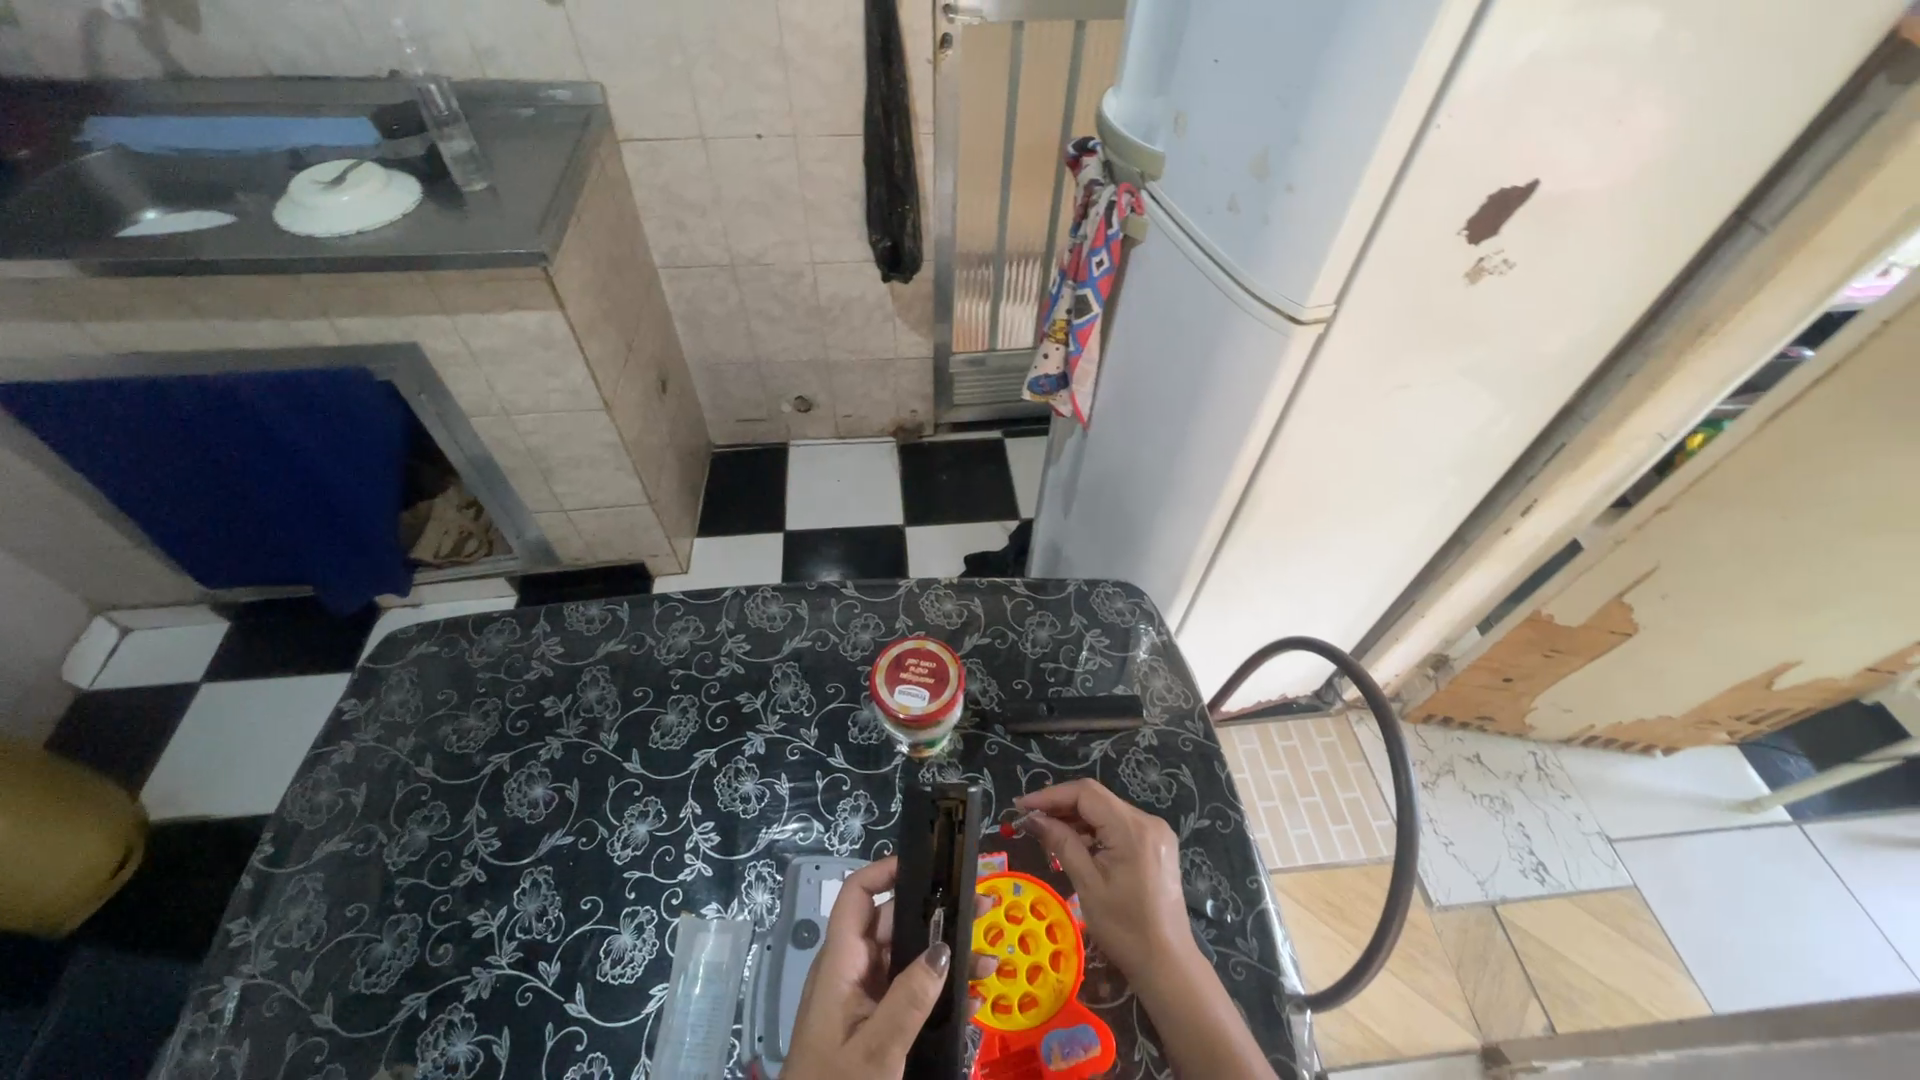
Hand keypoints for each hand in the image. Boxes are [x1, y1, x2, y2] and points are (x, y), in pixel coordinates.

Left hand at [783, 857, 996, 1079]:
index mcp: (841, 963)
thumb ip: (910, 998)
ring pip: (907, 959)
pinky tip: (972, 997)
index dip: (887, 871)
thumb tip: (944, 948)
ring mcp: (862, 996)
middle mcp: (851, 969)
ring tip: (990, 962)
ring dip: (947, 957)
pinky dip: (939, 990)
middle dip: (937, 914)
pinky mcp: (873, 1021)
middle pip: (892, 923)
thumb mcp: (876, 1049)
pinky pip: (909, 991)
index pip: (857, 896)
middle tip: (984, 909)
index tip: (930, 864)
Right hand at [1015, 779, 1193, 979]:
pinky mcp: (1157, 845)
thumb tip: (1034, 819)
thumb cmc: (1125, 928)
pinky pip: (1119, 826)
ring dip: (1077, 819)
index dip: (1051, 795)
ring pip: (1107, 811)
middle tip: (1030, 821)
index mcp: (1133, 829)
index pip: (1086, 793)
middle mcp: (1148, 822)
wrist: (1167, 962)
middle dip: (1061, 806)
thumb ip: (1062, 843)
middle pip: (1097, 799)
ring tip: (1048, 834)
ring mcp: (1156, 832)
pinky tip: (1076, 844)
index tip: (1022, 807)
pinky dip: (1095, 831)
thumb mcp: (1087, 885)